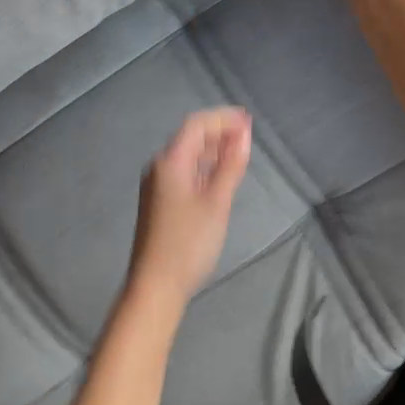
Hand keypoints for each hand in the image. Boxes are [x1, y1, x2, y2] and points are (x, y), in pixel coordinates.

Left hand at [128, 108, 252, 308]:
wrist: (155, 286)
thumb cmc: (189, 243)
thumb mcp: (217, 202)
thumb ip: (231, 165)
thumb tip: (244, 134)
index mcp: (170, 161)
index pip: (197, 125)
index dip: (223, 118)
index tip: (249, 121)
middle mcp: (159, 167)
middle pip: (190, 137)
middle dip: (219, 131)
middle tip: (248, 136)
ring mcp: (156, 185)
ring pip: (187, 155)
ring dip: (212, 149)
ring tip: (239, 153)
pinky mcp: (159, 201)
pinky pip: (183, 171)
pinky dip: (203, 166)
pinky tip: (219, 176)